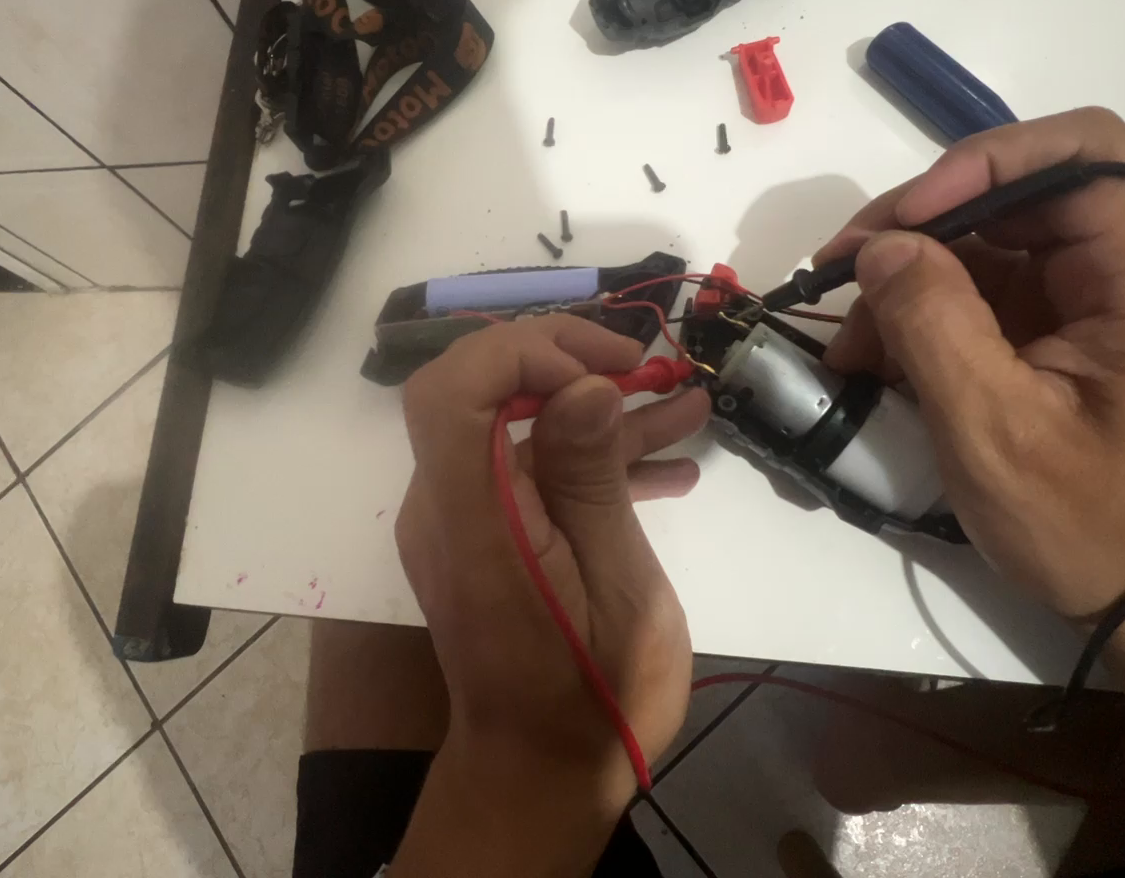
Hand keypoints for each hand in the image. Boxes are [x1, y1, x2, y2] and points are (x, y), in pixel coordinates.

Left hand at [393, 314, 710, 811]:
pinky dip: (587, 452)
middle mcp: (445, 505)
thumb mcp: (619, 590)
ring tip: (679, 402)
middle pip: (472, 387)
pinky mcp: (485, 528)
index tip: (600, 375)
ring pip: (513, 423)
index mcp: (474, 523)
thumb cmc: (593, 698)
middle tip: (641, 366)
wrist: (541, 770)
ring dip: (590, 404)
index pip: (450, 394)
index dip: (520, 355)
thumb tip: (584, 384)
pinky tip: (667, 458)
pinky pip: (528, 466)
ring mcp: (461, 515)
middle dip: (559, 359)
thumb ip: (592, 483)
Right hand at [815, 108, 1124, 619]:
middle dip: (920, 226)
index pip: (1080, 158)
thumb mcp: (993, 429)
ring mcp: (1100, 300)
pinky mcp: (1066, 329)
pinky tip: (878, 359)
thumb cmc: (1091, 527)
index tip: (893, 228)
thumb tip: (879, 246)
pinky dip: (920, 314)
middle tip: (842, 267)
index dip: (976, 168)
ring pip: (988, 243)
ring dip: (907, 280)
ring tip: (851, 346)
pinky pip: (982, 290)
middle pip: (1021, 193)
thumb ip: (933, 322)